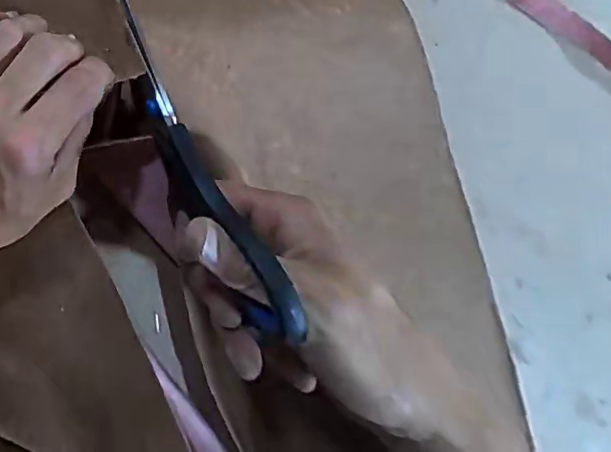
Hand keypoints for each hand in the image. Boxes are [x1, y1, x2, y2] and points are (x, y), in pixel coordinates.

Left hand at [0, 10, 113, 264]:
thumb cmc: (0, 211)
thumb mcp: (55, 189)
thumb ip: (77, 135)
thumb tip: (90, 86)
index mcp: (30, 144)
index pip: (82, 82)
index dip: (99, 71)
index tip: (97, 76)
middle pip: (49, 47)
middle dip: (71, 48)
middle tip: (70, 60)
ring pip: (10, 30)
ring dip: (36, 29)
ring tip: (40, 45)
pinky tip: (8, 31)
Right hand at [180, 182, 523, 450]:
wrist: (421, 412)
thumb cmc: (368, 345)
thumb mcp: (303, 304)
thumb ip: (245, 267)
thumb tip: (189, 229)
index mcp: (287, 217)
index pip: (221, 197)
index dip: (197, 227)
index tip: (192, 268)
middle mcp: (282, 237)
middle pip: (218, 248)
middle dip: (220, 293)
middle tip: (233, 325)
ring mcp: (286, 274)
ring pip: (231, 287)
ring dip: (238, 327)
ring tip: (256, 362)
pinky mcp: (289, 309)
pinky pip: (251, 316)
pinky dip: (259, 343)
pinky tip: (288, 368)